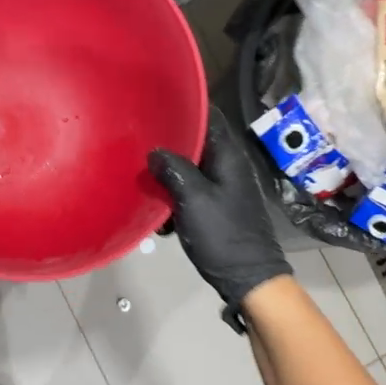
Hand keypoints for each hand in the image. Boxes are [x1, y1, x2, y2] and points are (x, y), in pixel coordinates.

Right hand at [149, 108, 291, 320]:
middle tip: (138, 144)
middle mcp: (228, 166)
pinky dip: (175, 198)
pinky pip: (191, 193)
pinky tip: (159, 214)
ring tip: (144, 181)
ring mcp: (224, 188)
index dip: (185, 109)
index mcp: (228, 156)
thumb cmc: (222, 233)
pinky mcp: (218, 208)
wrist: (247, 277)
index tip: (155, 107)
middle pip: (196, 143)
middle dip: (169, 145)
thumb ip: (174, 170)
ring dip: (168, 176)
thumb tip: (155, 152)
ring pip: (190, 170)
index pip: (209, 117)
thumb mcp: (193, 199)